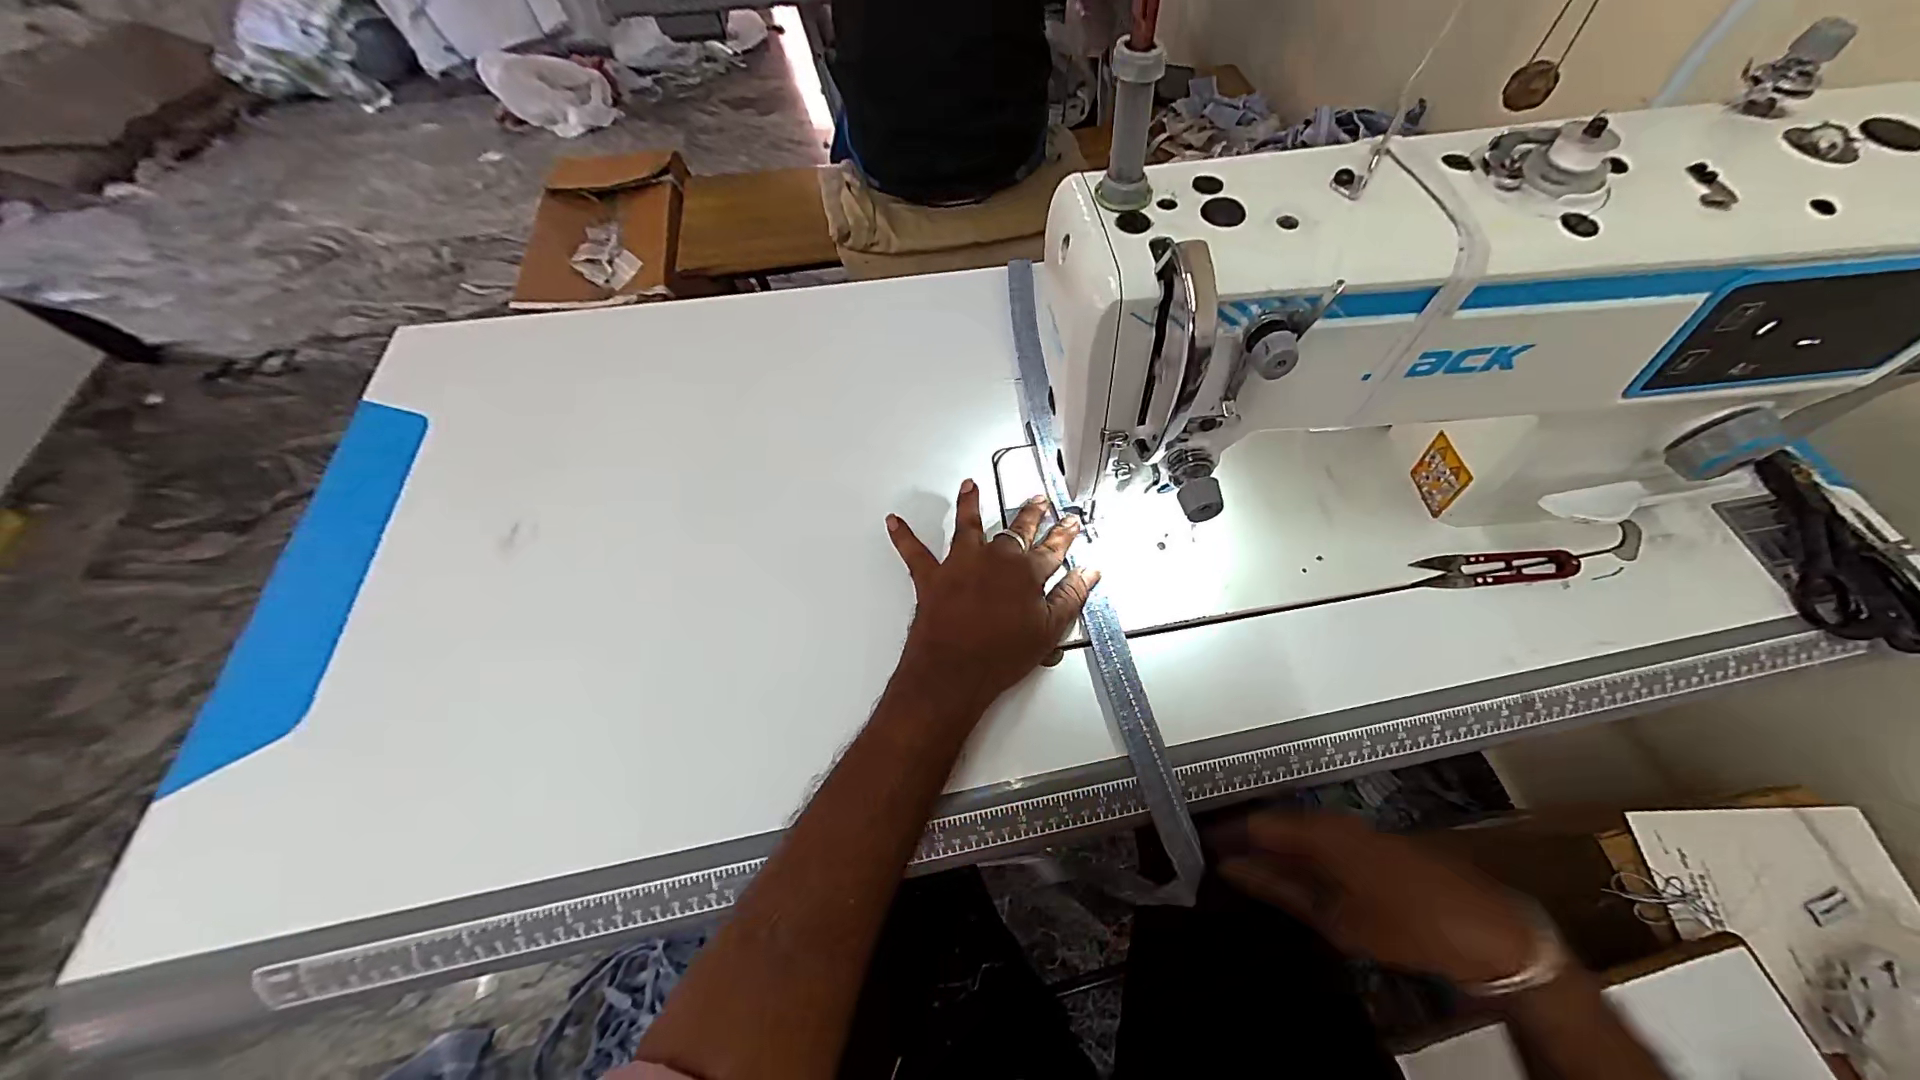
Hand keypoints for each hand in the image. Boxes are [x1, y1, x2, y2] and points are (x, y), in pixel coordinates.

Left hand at [886, 480, 1097, 715]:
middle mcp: (993, 559)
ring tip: (971, 487)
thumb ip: (1071, 597)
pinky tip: (895, 522)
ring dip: (969, 503)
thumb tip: (1088, 575)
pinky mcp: (932, 578)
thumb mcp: (1049, 631)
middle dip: (1030, 513)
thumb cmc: (998, 656)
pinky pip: (914, 552)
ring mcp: (961, 565)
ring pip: (967, 525)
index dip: (1064, 533)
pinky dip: (903, 536)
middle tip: (1038, 500)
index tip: (1070, 522)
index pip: (1052, 546)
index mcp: (1026, 572)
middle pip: (1016, 529)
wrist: (954, 673)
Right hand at [1220, 812, 1540, 986]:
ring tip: (1247, 871)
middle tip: (1218, 862)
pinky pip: (1320, 840)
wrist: (1491, 933)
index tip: (1200, 849)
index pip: (1254, 823)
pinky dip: (1299, 855)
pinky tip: (1292, 877)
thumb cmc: (1410, 924)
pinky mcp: (1371, 842)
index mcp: (1320, 831)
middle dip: (1245, 841)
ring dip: (1272, 850)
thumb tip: (1232, 868)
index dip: (1225, 835)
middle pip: (1274, 823)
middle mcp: (1333, 819)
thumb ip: (1280, 888)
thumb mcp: (1337, 918)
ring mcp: (1354, 828)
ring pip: (1296, 832)